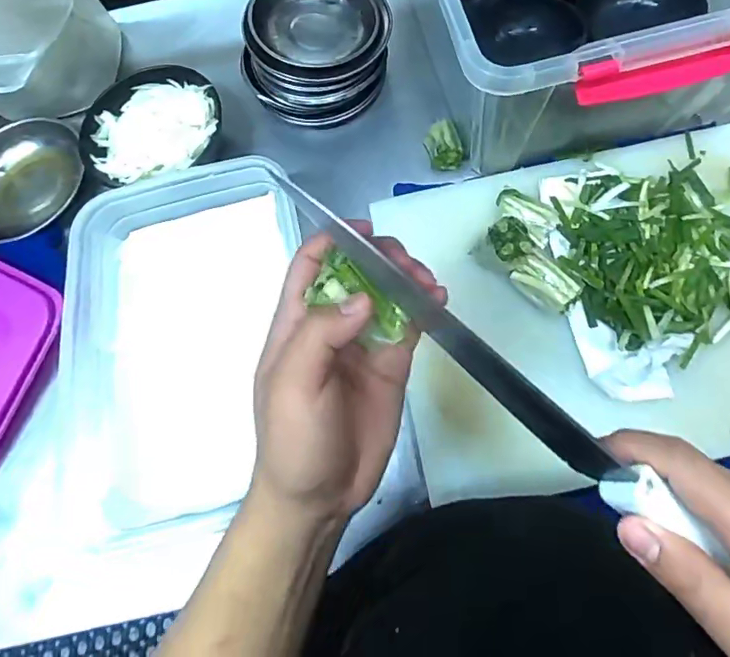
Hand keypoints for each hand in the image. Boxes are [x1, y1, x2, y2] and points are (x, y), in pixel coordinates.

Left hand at [249, 225, 445, 524]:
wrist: (317, 499)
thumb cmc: (292, 437)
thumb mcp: (293, 382)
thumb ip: (321, 334)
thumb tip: (363, 296)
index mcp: (297, 322)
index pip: (310, 266)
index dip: (333, 240)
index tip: (364, 230)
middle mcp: (330, 325)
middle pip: (355, 274)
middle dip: (379, 258)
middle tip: (405, 261)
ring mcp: (362, 344)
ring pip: (386, 295)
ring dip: (405, 279)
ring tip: (426, 279)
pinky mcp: (390, 366)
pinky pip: (408, 326)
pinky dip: (423, 308)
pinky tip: (437, 299)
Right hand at [604, 431, 729, 656]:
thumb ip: (691, 581)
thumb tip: (626, 522)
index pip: (679, 459)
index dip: (629, 445)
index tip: (587, 454)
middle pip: (691, 464)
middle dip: (642, 470)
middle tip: (608, 503)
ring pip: (710, 481)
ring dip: (668, 490)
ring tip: (644, 524)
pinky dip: (695, 507)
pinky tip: (695, 544)